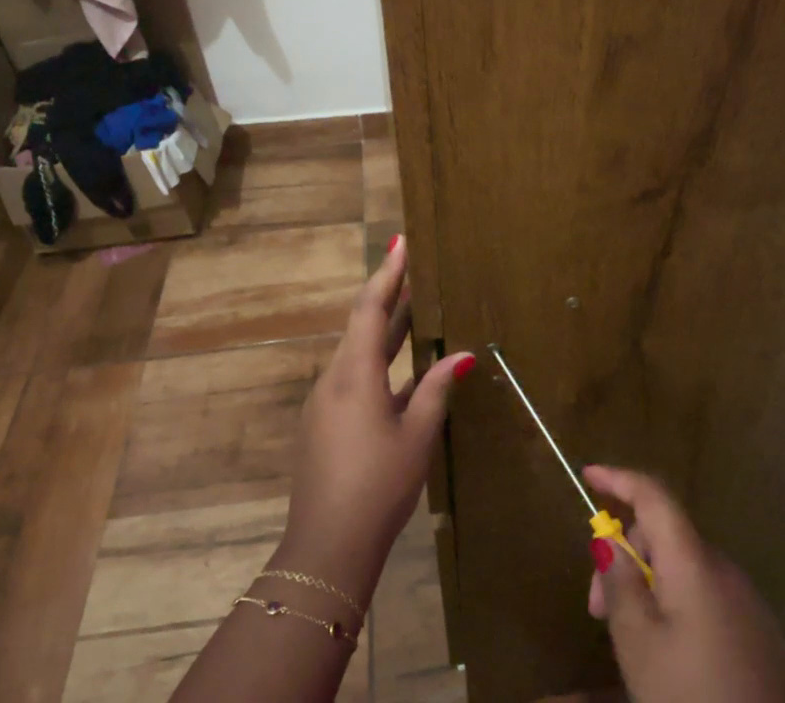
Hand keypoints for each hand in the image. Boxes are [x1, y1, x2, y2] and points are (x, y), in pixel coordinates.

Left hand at [277, 237, 474, 597]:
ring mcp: (325, 403)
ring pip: (358, 354)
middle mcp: (334, 379)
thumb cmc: (379, 484)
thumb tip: (459, 355)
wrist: (328, 543)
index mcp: (354, 374)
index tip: (400, 242)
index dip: (388, 274)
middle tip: (413, 269)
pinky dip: (379, 364)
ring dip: (386, 332)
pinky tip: (403, 374)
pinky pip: (354, 380)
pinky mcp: (325, 425)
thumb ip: (435, 390)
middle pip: (362, 327)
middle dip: (389, 297)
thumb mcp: (416, 435)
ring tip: (416, 312)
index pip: (372, 310)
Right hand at [585, 466, 784, 702]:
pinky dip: (672, 601)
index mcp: (692, 562)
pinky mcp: (753, 626)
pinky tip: (663, 649)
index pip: (654, 496)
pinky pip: (702, 592)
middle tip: (597, 609)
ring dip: (646, 584)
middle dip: (624, 557)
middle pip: (664, 535)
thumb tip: (609, 540)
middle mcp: (721, 568)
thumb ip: (620, 584)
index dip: (619, 479)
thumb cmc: (692, 693)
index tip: (587, 474)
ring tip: (627, 635)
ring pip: (681, 567)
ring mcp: (742, 597)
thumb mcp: (638, 642)